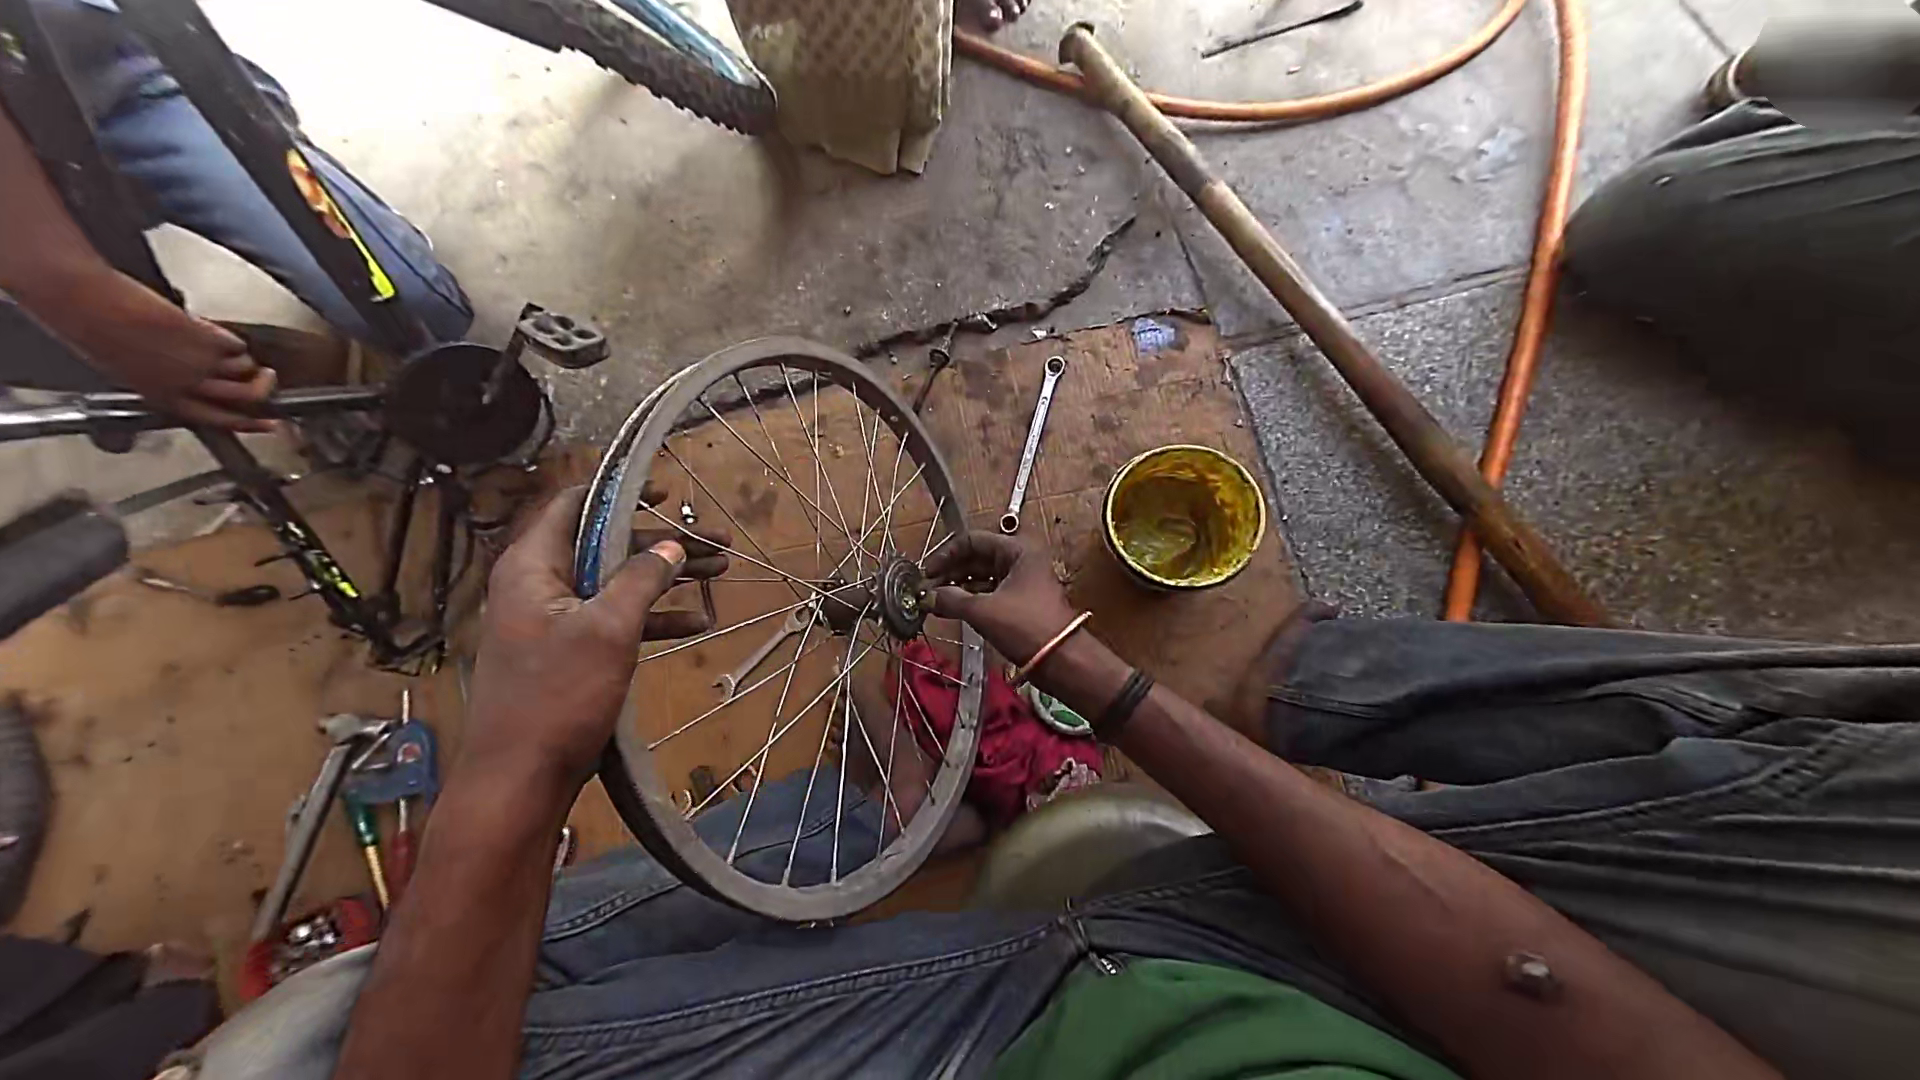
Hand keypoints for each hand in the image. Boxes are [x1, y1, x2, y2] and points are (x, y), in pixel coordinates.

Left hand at [38, 268, 276, 431]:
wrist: (78, 296)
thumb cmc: (87, 326)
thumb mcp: (126, 367)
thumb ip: (166, 381)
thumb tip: (202, 384)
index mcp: (161, 394)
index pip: (219, 419)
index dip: (250, 424)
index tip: (271, 423)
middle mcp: (186, 384)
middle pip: (248, 396)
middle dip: (264, 386)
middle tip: (267, 377)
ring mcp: (200, 362)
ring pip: (245, 368)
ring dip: (242, 357)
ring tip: (225, 345)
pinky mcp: (208, 340)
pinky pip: (234, 343)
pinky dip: (225, 335)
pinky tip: (203, 327)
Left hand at [460, 485, 728, 789]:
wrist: (523, 778)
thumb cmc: (558, 696)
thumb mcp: (607, 629)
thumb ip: (641, 579)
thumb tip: (672, 548)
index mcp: (533, 567)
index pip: (574, 506)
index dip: (620, 492)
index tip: (666, 492)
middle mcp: (542, 585)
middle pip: (610, 544)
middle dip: (665, 542)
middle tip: (716, 542)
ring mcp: (560, 620)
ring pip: (622, 581)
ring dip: (670, 577)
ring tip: (721, 571)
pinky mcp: (575, 650)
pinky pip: (621, 619)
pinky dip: (657, 615)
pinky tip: (697, 622)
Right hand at [924, 530, 1077, 664]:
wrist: (1062, 660)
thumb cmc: (1025, 626)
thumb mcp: (983, 610)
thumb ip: (951, 599)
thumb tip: (928, 597)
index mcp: (1017, 550)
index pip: (973, 540)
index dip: (946, 555)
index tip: (927, 573)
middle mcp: (1021, 560)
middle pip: (977, 558)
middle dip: (950, 572)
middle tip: (927, 589)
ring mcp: (1022, 581)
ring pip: (982, 576)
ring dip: (958, 587)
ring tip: (935, 601)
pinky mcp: (1021, 601)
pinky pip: (990, 592)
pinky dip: (971, 599)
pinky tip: (952, 609)